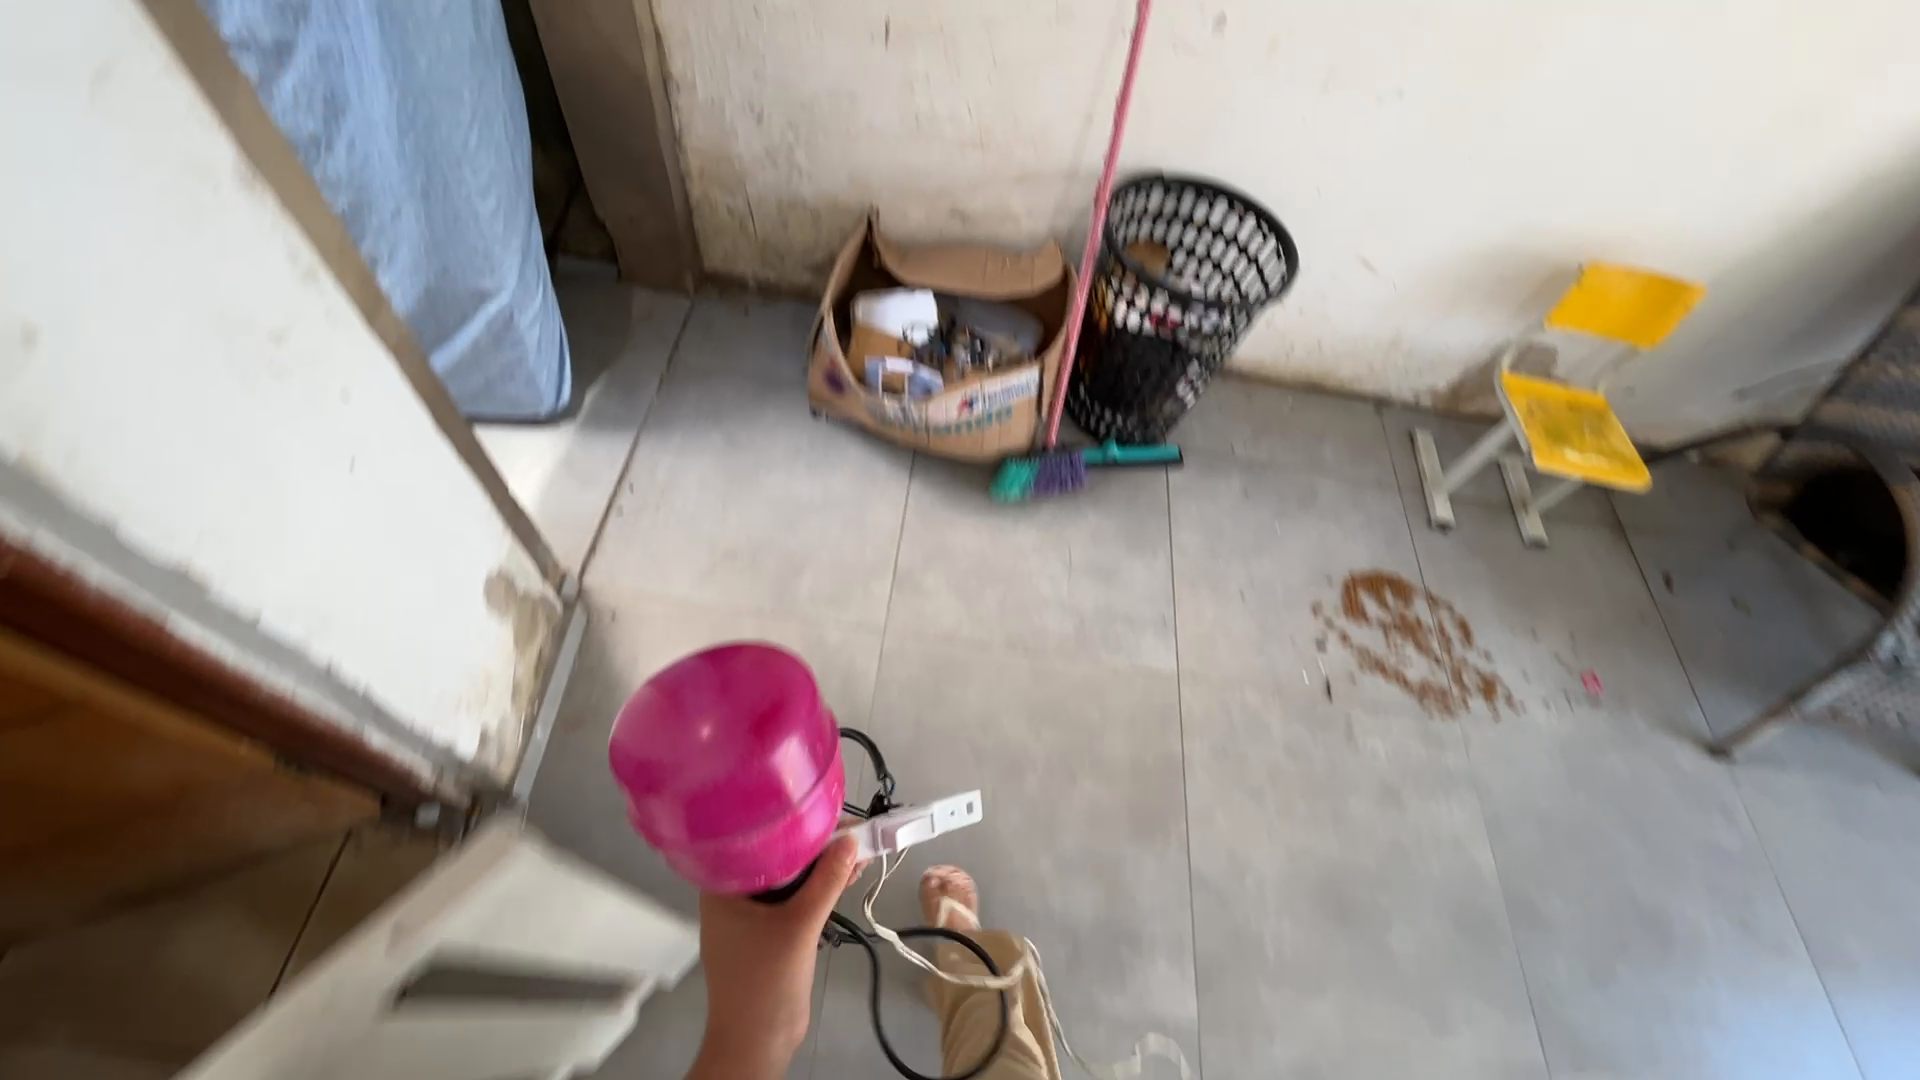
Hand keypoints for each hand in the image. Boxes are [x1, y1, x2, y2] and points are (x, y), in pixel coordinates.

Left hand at [687, 837, 861, 1079]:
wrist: (757, 1046)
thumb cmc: (765, 983)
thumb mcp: (799, 927)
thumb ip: (826, 881)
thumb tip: (853, 839)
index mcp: (723, 887)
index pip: (760, 841)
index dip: (796, 824)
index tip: (829, 810)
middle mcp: (733, 894)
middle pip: (780, 858)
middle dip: (817, 846)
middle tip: (854, 831)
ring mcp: (750, 915)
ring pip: (791, 878)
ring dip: (823, 867)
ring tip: (860, 850)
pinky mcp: (768, 931)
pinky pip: (796, 898)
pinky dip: (820, 888)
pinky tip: (848, 875)